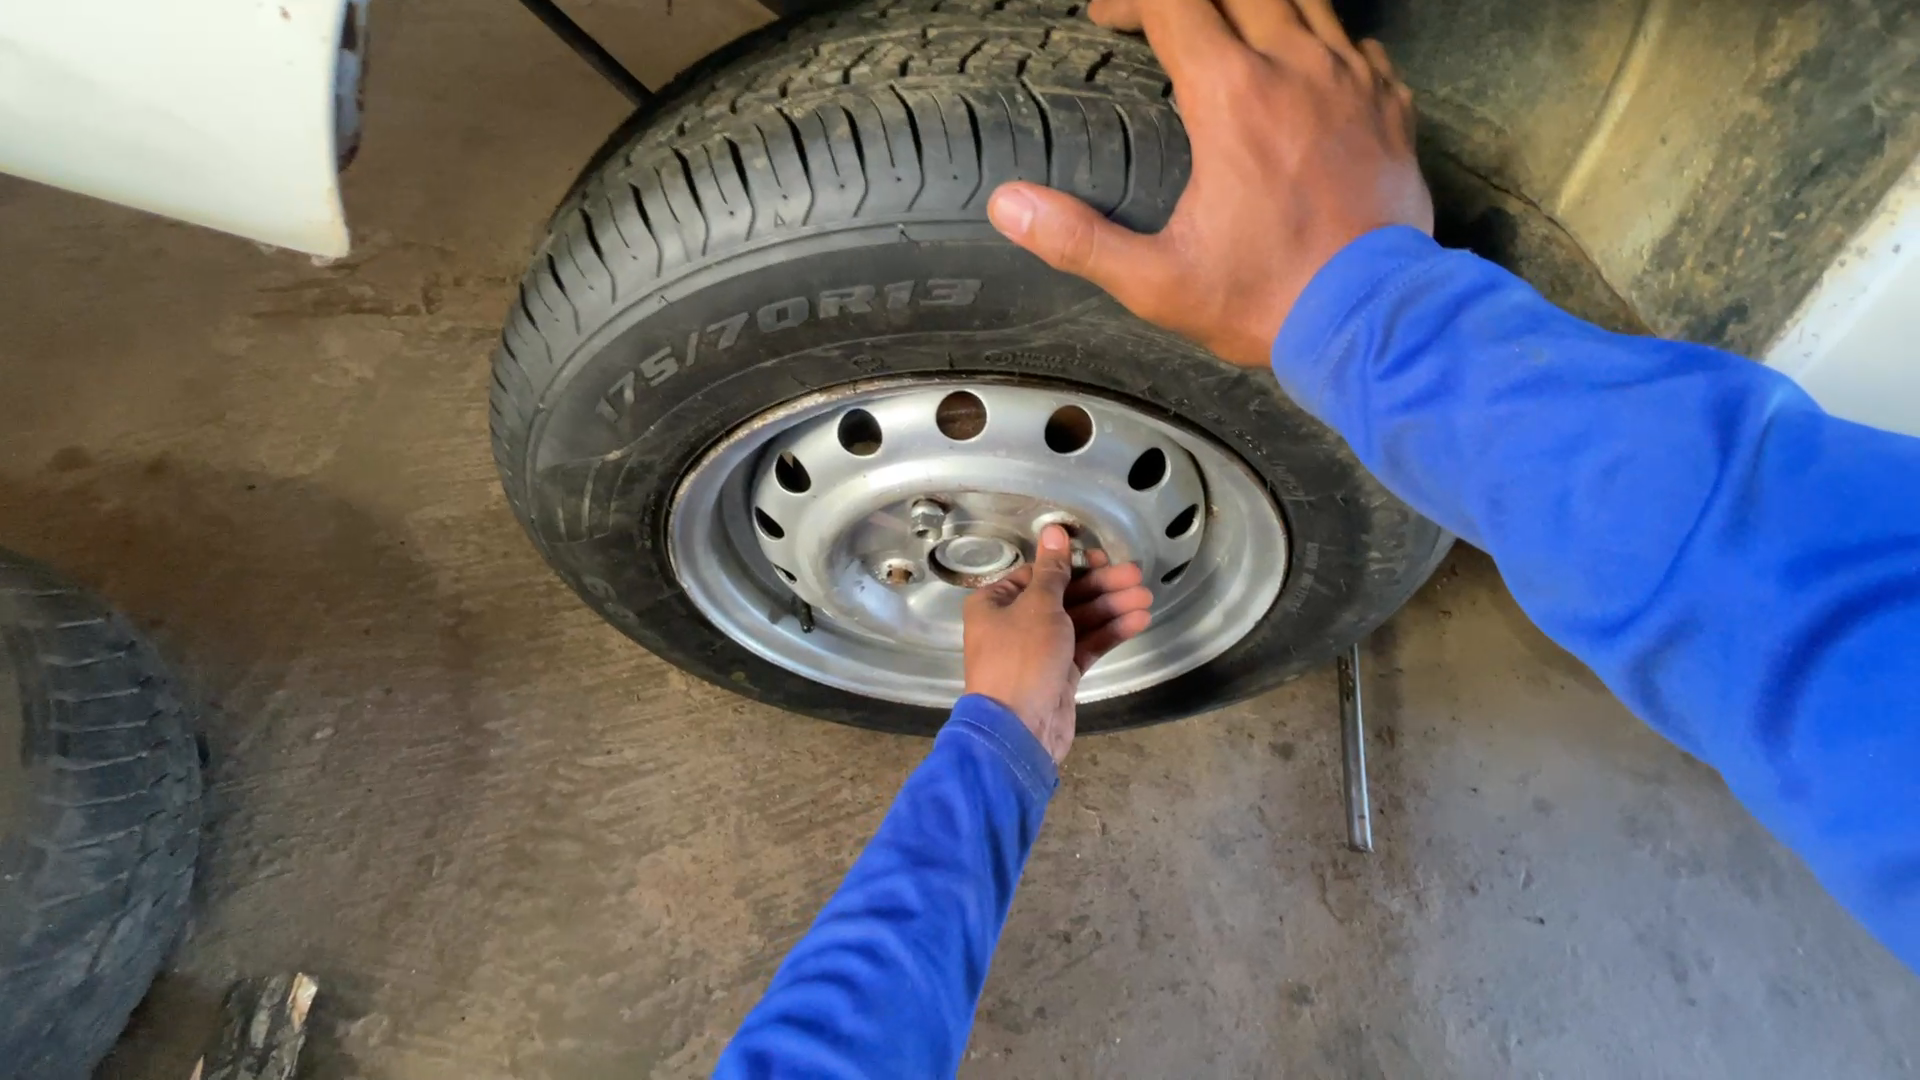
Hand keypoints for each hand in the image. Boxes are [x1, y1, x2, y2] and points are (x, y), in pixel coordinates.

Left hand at [961, 525, 1153, 763]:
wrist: (1018, 730)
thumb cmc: (1021, 658)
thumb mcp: (1038, 605)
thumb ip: (1053, 570)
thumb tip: (1053, 530)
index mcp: (995, 603)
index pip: (1037, 575)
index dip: (1072, 565)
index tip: (1104, 558)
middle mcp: (1013, 624)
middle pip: (1062, 596)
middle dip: (1100, 587)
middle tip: (1136, 576)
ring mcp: (1037, 650)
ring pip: (1077, 621)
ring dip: (1111, 608)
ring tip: (1146, 597)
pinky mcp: (1058, 674)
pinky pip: (1084, 645)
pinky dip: (1108, 633)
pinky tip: (1138, 620)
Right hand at [987, 0, 1430, 368]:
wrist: (1368, 318)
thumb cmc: (1261, 299)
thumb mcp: (1154, 282)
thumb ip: (1078, 240)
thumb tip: (1007, 205)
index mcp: (1233, 97)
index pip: (1176, 2)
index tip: (1106, 19)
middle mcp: (1297, 65)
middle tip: (1155, 23)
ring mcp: (1352, 77)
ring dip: (1252, 2)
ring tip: (1222, 31)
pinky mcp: (1387, 103)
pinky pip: (1351, 36)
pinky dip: (1314, 35)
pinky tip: (1295, 69)